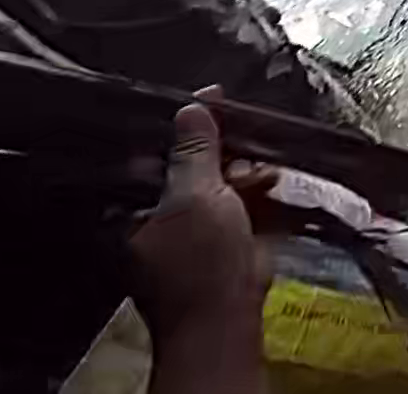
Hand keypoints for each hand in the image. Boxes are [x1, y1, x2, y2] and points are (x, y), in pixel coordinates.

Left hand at [130, 88, 272, 344]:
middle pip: (195, 159)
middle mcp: (163, 210)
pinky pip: (241, 192)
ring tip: (258, 175)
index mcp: (138, 207)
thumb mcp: (196, 196)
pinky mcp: (227, 228)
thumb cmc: (201, 256)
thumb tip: (190, 108)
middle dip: (225, 147)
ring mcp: (197, 220)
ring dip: (244, 167)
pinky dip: (256, 183)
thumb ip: (195, 151)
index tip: (214, 98)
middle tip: (244, 145)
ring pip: (223, 173)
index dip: (187, 124)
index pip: (159, 152)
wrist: (229, 309)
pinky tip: (269, 181)